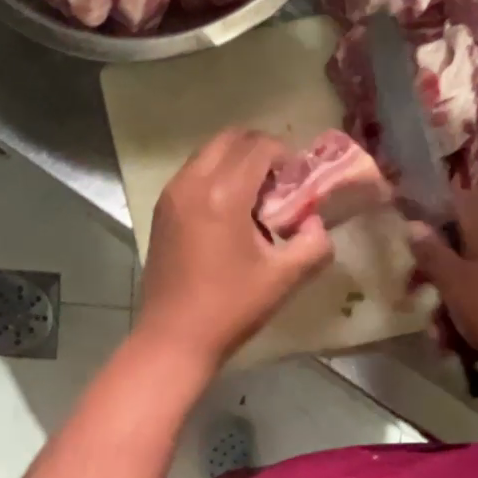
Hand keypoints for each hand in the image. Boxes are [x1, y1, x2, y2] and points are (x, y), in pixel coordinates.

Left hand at [138, 129, 334, 364]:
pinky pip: (192, 176)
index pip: (259, 147)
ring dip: (235, 165)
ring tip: (254, 203)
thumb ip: (313, 244)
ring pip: (208, 155)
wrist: (174, 338)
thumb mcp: (284, 279)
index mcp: (223, 194)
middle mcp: (192, 183)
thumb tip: (315, 224)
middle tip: (278, 185)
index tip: (297, 183)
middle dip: (259, 152)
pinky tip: (228, 218)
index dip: (285, 156)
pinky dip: (214, 180)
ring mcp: (171, 196)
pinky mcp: (161, 212)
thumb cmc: (231, 309)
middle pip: (231, 139)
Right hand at [407, 192, 477, 377]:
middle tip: (410, 291)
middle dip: (431, 271)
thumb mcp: (454, 282)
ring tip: (438, 336)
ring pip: (466, 275)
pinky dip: (465, 315)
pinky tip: (456, 344)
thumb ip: (432, 253)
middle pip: (457, 242)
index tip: (406, 226)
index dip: (429, 208)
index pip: (456, 198)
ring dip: (445, 304)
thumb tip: (413, 225)